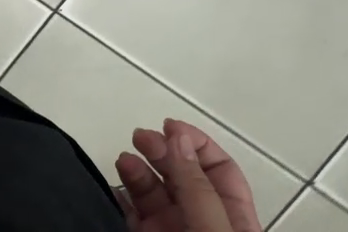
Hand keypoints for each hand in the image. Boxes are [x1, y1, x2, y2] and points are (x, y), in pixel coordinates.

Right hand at [114, 120, 260, 231]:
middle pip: (181, 173)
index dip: (197, 143)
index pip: (220, 169)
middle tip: (140, 137)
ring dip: (137, 169)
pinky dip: (120, 196)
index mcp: (232, 219)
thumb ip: (197, 188)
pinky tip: (114, 186)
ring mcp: (172, 229)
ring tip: (124, 162)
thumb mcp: (215, 231)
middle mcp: (201, 220)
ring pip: (153, 191)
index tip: (170, 126)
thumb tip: (178, 137)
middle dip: (162, 149)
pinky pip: (131, 212)